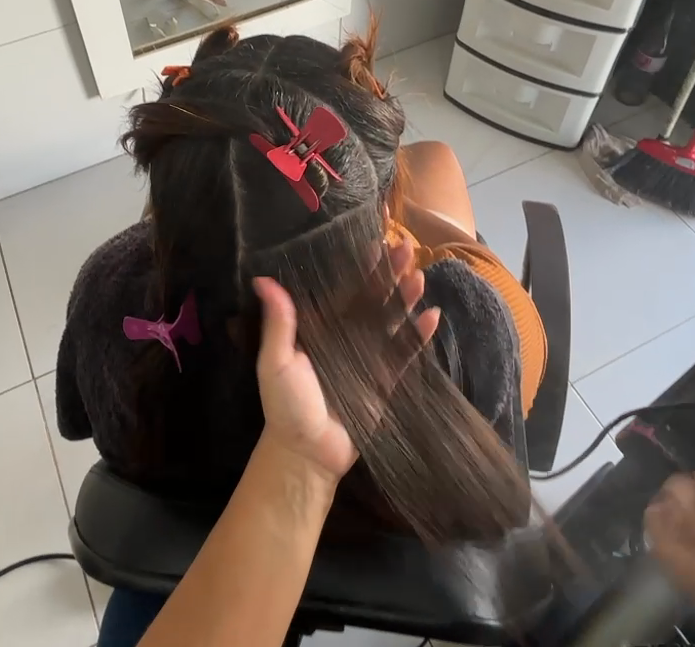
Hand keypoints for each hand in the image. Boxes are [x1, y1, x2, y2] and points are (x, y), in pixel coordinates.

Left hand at [251, 240, 438, 482]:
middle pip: (373, 296)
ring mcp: (370, 354)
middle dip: (389, 272)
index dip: (359, 265)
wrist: (308, 452)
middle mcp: (347, 333)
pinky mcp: (387, 377)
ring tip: (418, 276)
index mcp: (321, 325)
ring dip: (405, 297)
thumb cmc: (286, 404)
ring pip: (392, 317)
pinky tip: (432, 316)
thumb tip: (263, 279)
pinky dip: (418, 334)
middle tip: (406, 247)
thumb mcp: (276, 362)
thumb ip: (278, 323)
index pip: (343, 286)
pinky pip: (405, 350)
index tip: (375, 241)